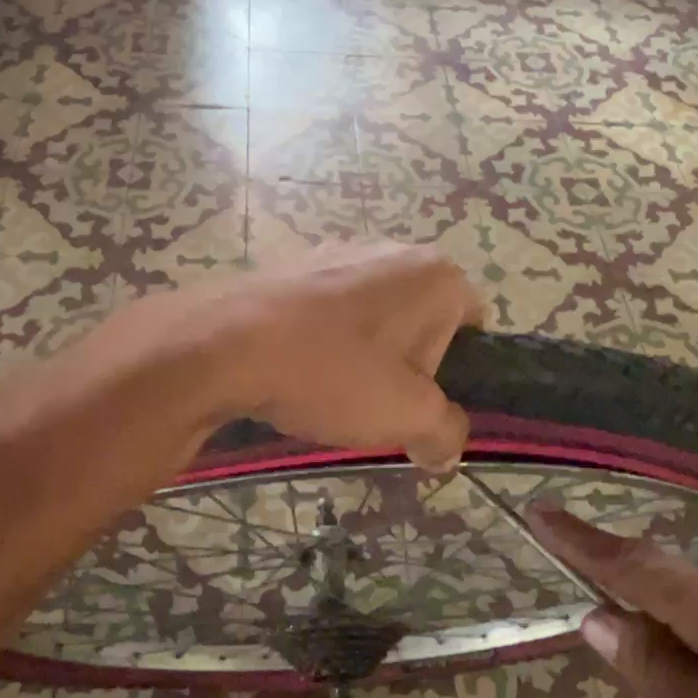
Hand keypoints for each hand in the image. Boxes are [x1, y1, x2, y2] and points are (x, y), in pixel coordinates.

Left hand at [83, 242, 483, 470]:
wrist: (224, 345)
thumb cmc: (333, 373)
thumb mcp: (407, 416)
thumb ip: (445, 432)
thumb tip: (446, 447)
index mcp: (436, 275)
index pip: (473, 324)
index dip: (457, 371)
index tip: (423, 404)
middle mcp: (391, 250)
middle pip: (420, 320)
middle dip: (407, 363)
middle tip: (379, 404)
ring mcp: (335, 252)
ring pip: (369, 316)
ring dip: (361, 354)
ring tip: (330, 393)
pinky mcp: (289, 266)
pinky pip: (323, 312)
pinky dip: (319, 341)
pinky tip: (295, 373)